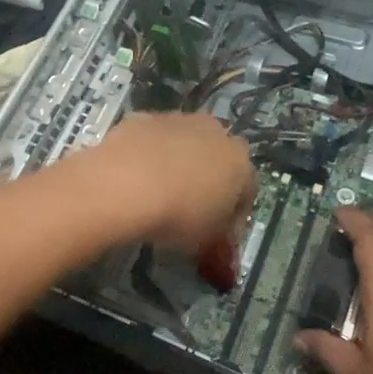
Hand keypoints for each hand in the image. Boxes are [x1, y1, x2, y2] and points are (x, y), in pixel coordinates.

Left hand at [80, 112, 254, 251]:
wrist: (125, 183)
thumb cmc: (178, 215)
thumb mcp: (207, 241)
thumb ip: (219, 242)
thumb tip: (221, 256)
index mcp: (240, 162)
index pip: (247, 191)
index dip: (233, 215)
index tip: (217, 234)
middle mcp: (215, 132)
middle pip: (217, 159)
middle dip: (208, 180)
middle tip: (189, 209)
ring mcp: (179, 120)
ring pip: (185, 144)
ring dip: (178, 163)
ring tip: (158, 193)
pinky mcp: (145, 117)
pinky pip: (154, 140)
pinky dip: (149, 154)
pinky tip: (135, 176)